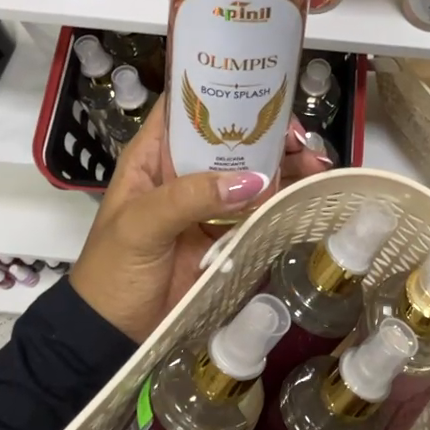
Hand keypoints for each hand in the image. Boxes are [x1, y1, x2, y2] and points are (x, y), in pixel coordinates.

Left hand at [70, 102, 336, 342]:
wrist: (112, 336)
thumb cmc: (112, 272)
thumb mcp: (140, 226)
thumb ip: (189, 198)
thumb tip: (254, 180)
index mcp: (154, 158)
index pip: (188, 110)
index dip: (224, 94)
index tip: (263, 94)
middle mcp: (184, 172)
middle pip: (232, 138)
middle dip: (270, 135)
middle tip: (303, 142)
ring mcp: (208, 204)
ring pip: (253, 171)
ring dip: (286, 165)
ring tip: (317, 166)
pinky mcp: (226, 234)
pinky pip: (260, 208)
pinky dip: (285, 199)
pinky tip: (307, 192)